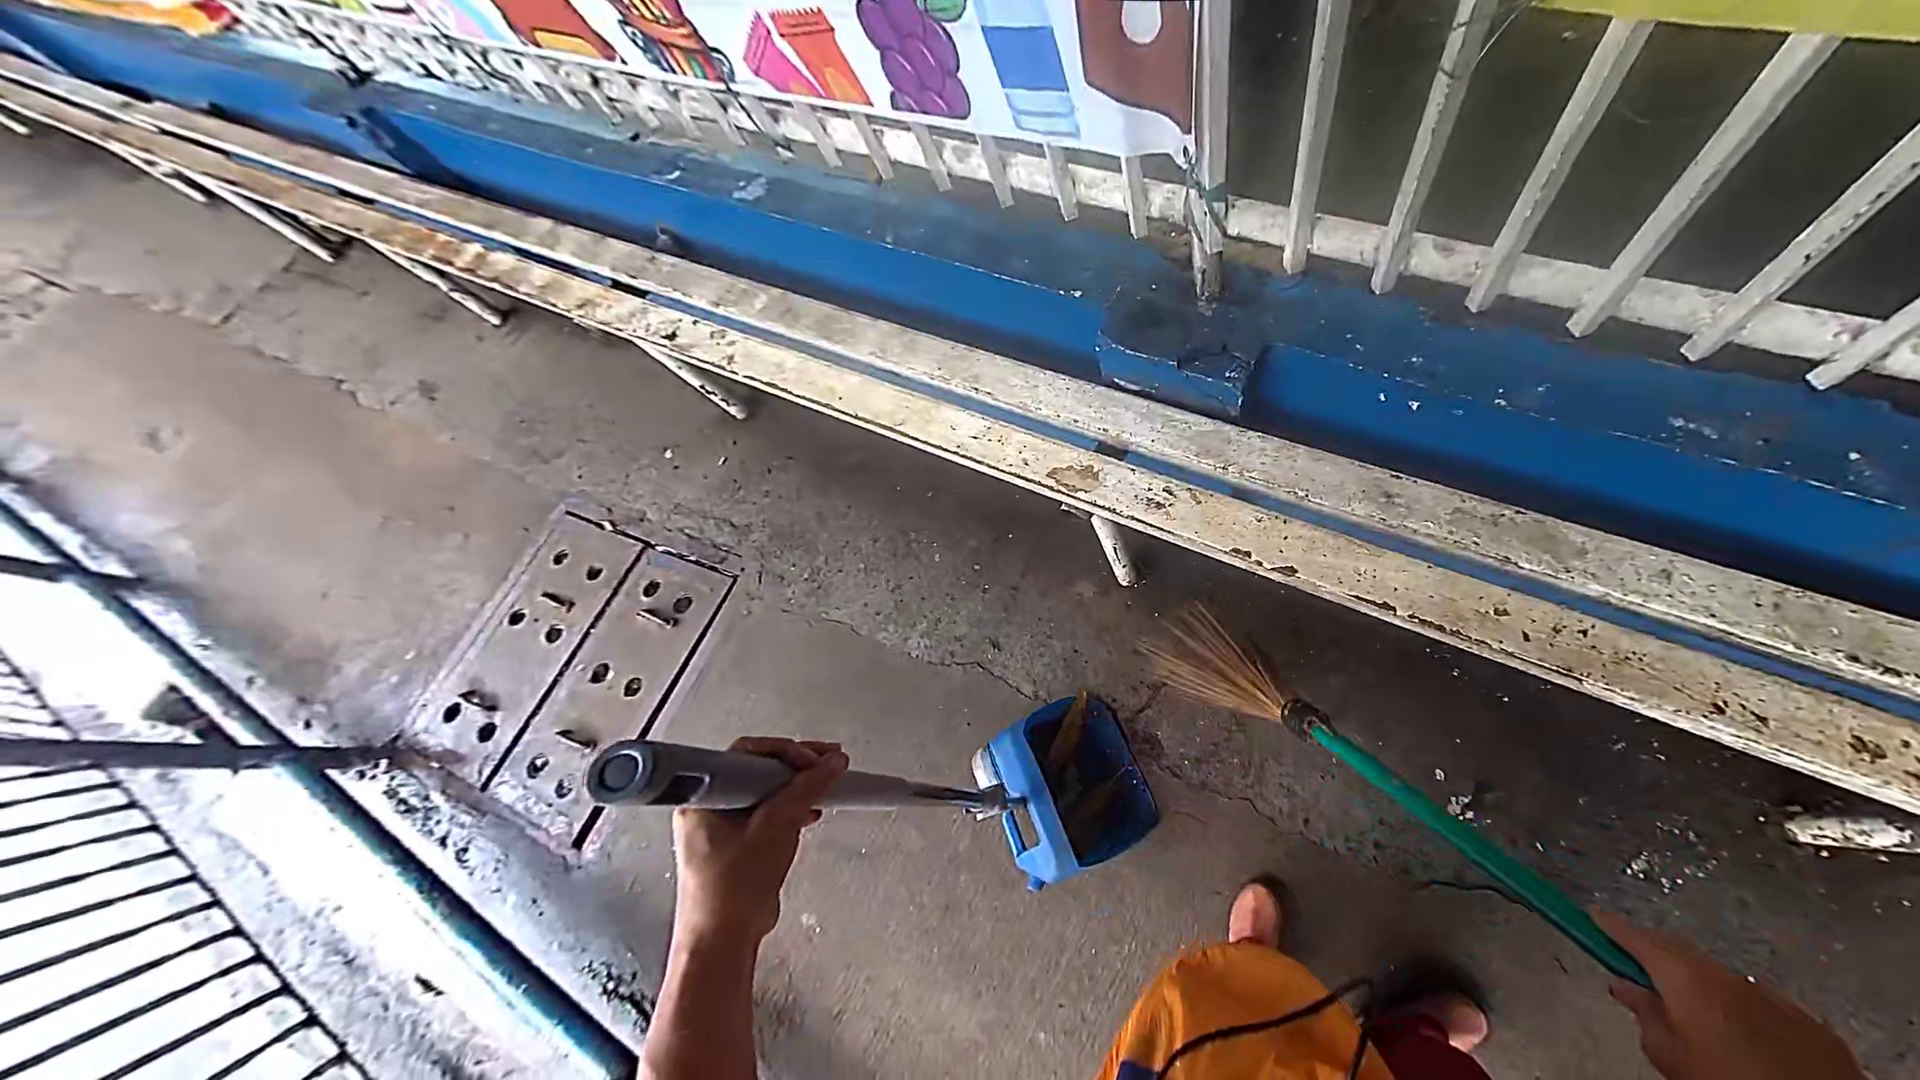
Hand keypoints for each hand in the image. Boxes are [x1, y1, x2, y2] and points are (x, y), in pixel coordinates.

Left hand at [670, 737, 847, 944]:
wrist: (723, 942)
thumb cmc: (730, 892)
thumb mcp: (775, 826)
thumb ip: (806, 789)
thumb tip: (831, 763)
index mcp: (706, 795)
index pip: (749, 752)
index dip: (784, 750)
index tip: (813, 759)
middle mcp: (711, 805)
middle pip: (759, 768)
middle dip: (797, 764)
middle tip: (826, 759)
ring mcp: (723, 824)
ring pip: (767, 789)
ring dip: (798, 785)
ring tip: (826, 779)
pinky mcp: (738, 842)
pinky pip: (768, 811)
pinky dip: (792, 807)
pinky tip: (810, 809)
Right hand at [1596, 913, 1864, 1079]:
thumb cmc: (1722, 1079)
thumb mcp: (1668, 1053)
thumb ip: (1643, 1014)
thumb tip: (1626, 987)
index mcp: (1685, 977)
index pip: (1635, 937)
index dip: (1608, 925)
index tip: (1590, 915)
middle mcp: (1727, 976)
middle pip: (1678, 952)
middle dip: (1654, 955)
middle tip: (1635, 969)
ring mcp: (1775, 999)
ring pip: (1720, 975)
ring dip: (1698, 981)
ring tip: (1691, 1009)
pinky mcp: (1812, 1025)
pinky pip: (1761, 1001)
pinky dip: (1739, 1004)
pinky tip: (1741, 1031)